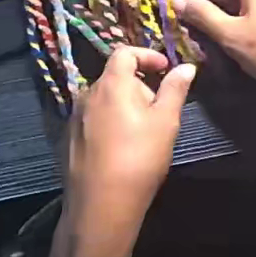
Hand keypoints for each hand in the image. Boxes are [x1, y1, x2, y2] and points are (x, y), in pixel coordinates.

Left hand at [63, 46, 195, 245]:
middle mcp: (87, 94)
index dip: (147, 55)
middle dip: (139, 84)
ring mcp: (74, 117)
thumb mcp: (166, 122)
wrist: (101, 204)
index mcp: (111, 84)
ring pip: (104, 99)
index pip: (125, 52)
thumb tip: (186, 66)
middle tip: (160, 108)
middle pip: (115, 76)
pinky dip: (109, 121)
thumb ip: (175, 89)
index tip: (165, 68)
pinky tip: (122, 147)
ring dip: (124, 104)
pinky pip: (93, 118)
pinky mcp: (69, 138)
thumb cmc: (139, 157)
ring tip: (143, 130)